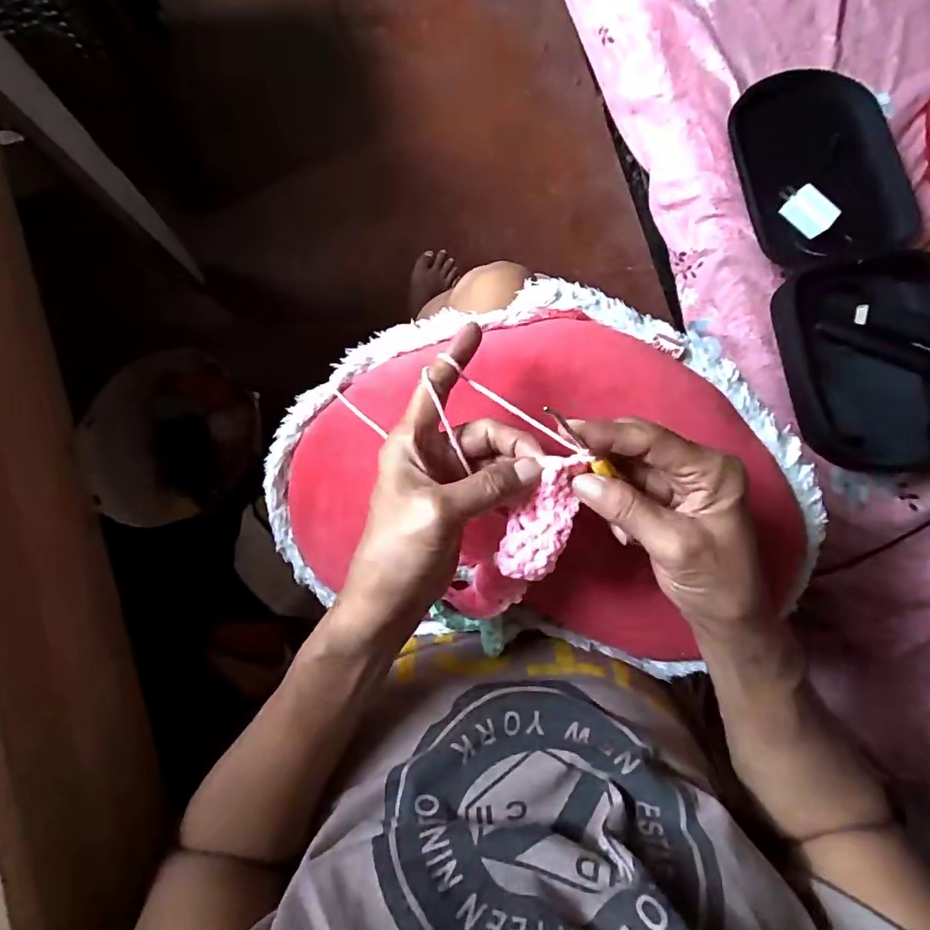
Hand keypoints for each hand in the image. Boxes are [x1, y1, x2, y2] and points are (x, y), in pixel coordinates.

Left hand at [334, 323, 541, 648]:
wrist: (387, 602)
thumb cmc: (398, 549)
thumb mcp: (440, 512)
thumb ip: (488, 486)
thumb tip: (536, 468)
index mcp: (411, 442)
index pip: (434, 389)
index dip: (453, 358)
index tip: (472, 328)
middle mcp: (429, 454)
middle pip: (480, 432)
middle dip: (513, 444)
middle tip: (542, 470)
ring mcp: (446, 481)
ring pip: (492, 460)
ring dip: (517, 470)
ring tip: (540, 488)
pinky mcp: (459, 505)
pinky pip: (493, 485)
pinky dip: (512, 489)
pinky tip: (530, 500)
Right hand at [568, 418, 769, 635]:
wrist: (730, 619)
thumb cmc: (715, 582)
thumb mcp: (672, 545)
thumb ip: (627, 509)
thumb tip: (581, 481)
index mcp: (710, 470)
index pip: (653, 440)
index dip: (609, 433)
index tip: (569, 429)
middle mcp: (696, 468)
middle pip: (639, 446)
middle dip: (601, 450)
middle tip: (562, 452)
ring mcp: (680, 484)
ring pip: (629, 466)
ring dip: (605, 479)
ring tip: (580, 489)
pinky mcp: (665, 501)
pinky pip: (629, 489)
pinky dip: (614, 501)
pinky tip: (620, 529)